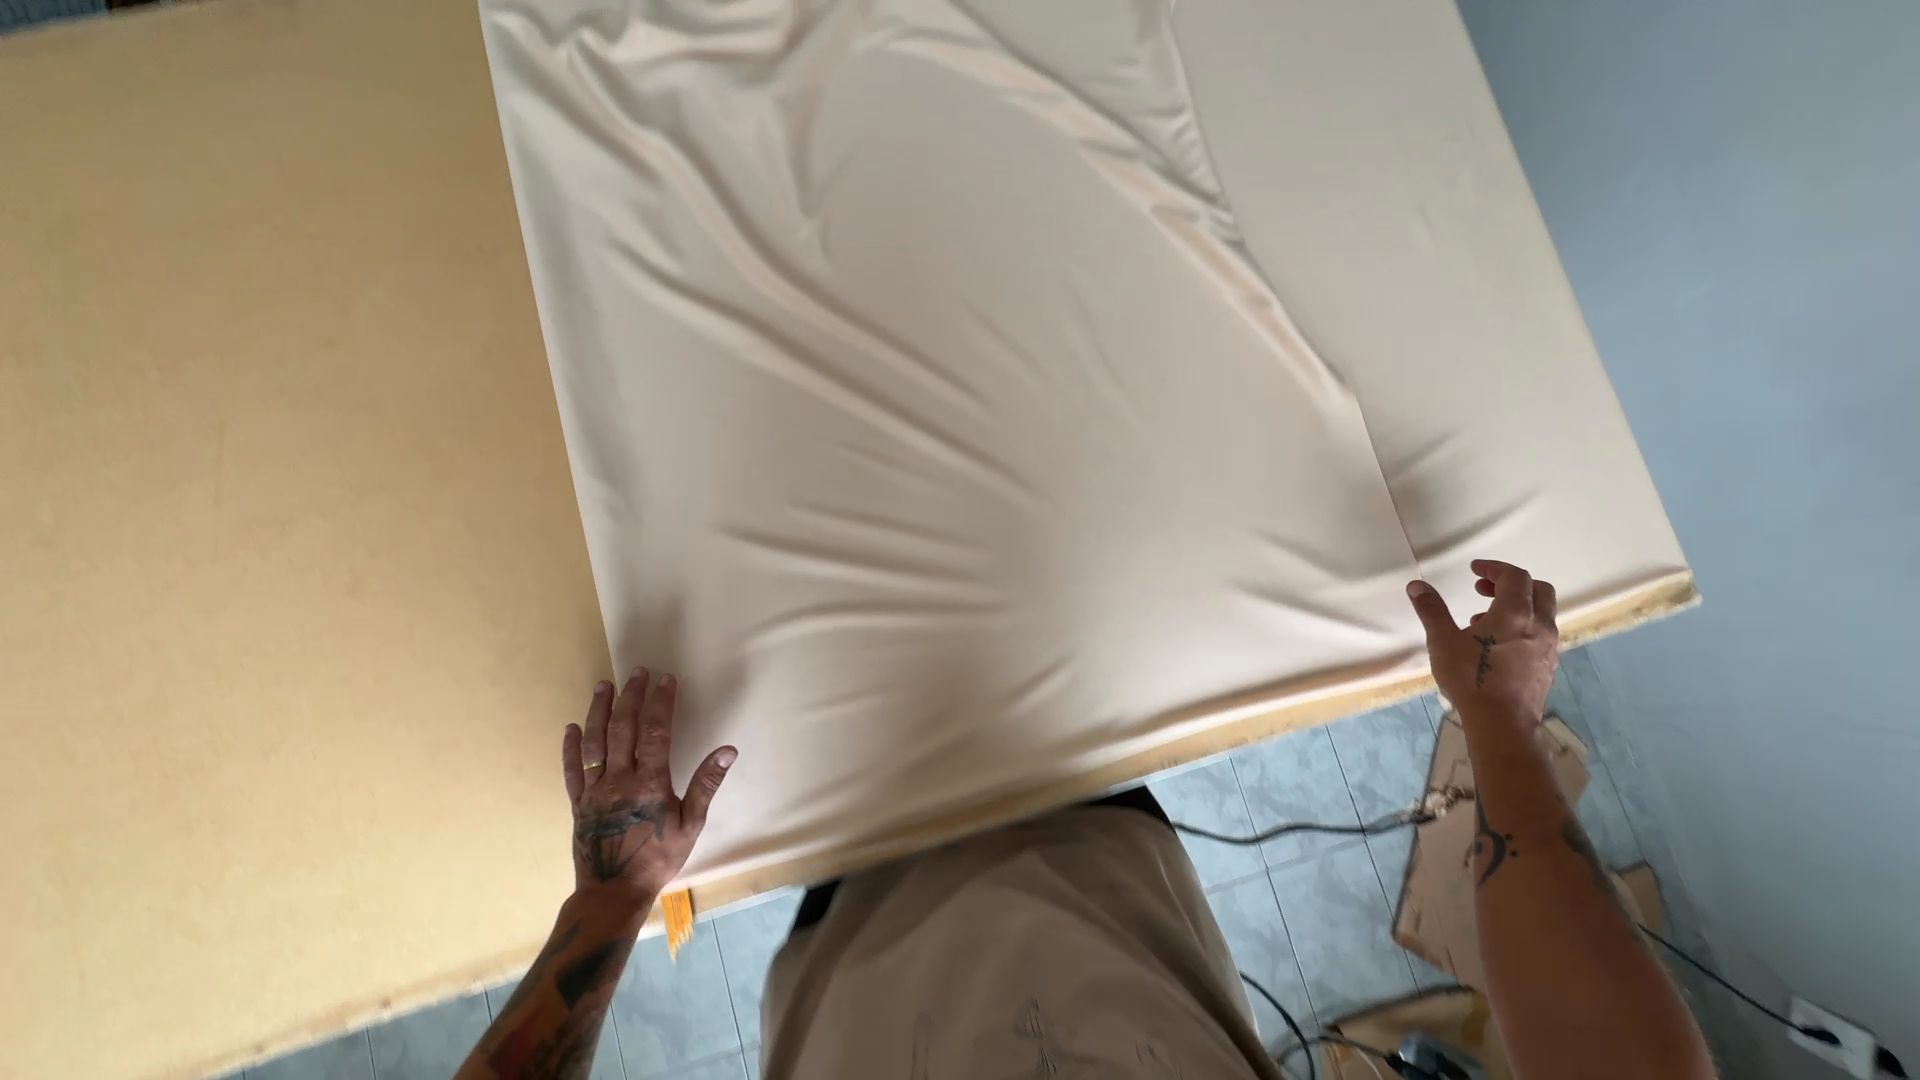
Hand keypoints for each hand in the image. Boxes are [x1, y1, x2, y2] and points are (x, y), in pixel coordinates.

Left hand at [562, 668, 736, 905]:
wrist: (613, 893)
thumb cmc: (659, 858)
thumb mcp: (692, 823)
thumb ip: (706, 783)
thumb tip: (728, 750)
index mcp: (650, 782)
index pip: (656, 731)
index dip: (662, 702)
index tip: (667, 679)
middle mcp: (619, 779)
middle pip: (623, 728)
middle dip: (631, 696)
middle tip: (638, 672)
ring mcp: (594, 790)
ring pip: (594, 742)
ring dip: (598, 710)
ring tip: (604, 686)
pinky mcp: (578, 804)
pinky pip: (572, 771)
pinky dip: (570, 747)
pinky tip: (571, 728)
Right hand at [1406, 559, 1559, 720]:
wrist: (1502, 721)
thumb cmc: (1471, 676)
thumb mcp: (1442, 641)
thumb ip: (1431, 610)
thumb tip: (1416, 585)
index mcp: (1515, 613)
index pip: (1514, 577)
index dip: (1494, 568)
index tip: (1474, 570)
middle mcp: (1538, 625)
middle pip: (1538, 590)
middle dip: (1511, 583)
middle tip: (1483, 589)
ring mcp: (1547, 646)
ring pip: (1541, 613)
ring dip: (1516, 606)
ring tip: (1482, 620)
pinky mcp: (1547, 665)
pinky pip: (1538, 634)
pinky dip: (1521, 627)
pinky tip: (1496, 645)